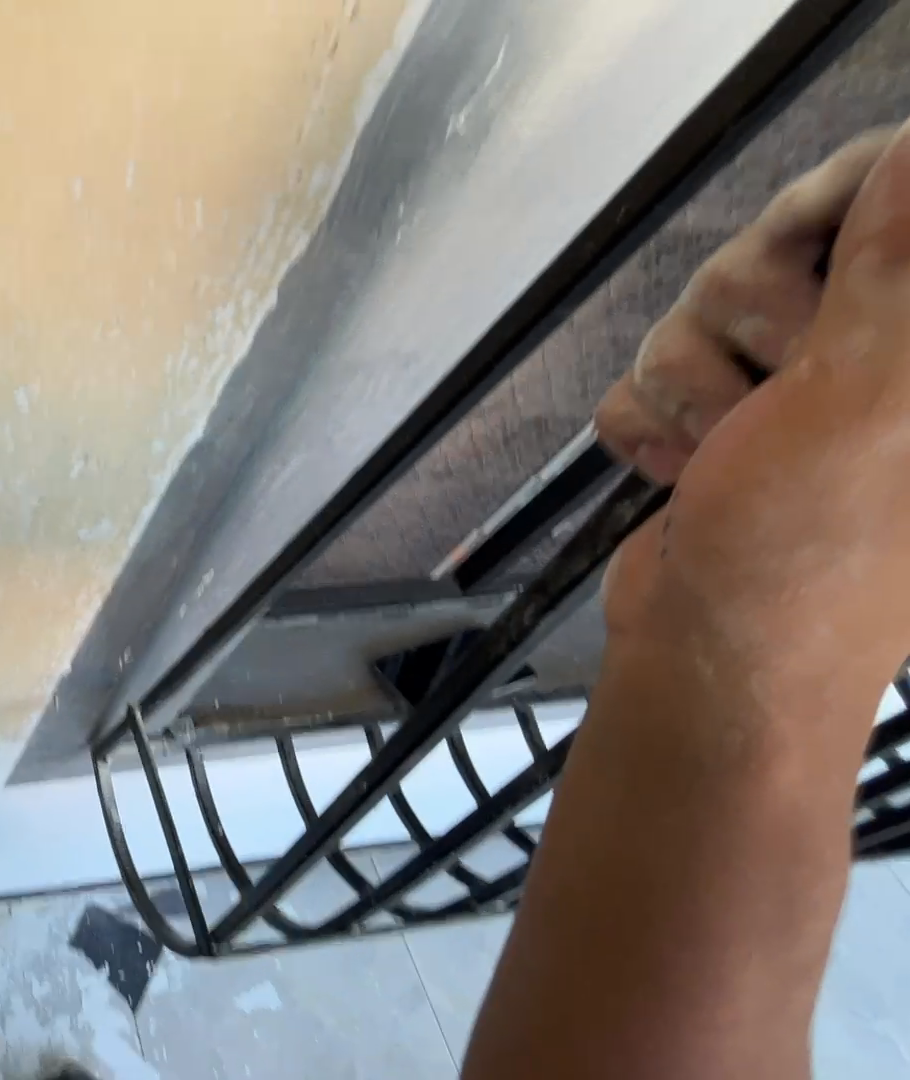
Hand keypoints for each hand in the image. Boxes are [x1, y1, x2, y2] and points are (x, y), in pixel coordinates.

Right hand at [594, 123, 909, 708]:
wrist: (707, 643)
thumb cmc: (809, 540)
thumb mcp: (861, 399)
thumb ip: (894, 270)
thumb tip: (908, 151)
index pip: (889, 194)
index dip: (828, 209)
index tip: (798, 261)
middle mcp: (869, 346)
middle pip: (772, 252)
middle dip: (738, 327)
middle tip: (763, 393)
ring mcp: (781, 386)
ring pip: (688, 321)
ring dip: (682, 391)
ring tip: (712, 452)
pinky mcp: (707, 421)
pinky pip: (642, 383)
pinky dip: (644, 429)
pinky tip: (677, 470)